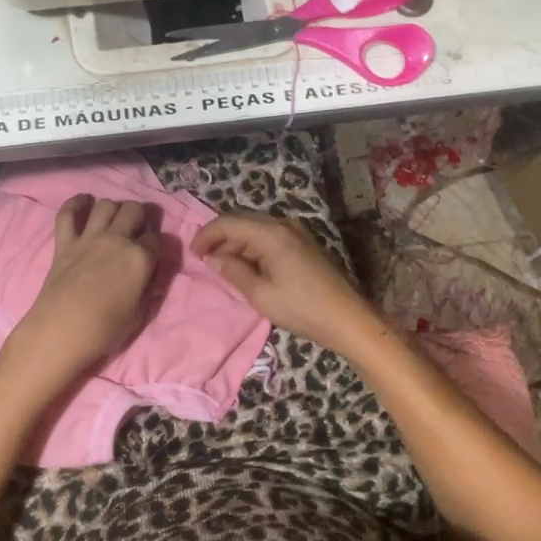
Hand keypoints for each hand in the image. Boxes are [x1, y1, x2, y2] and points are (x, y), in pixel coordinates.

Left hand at [5, 195, 164, 383]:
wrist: (61, 332)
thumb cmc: (105, 330)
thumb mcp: (139, 315)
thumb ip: (148, 289)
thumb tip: (153, 276)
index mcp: (140, 258)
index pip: (158, 239)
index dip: (159, 244)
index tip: (155, 252)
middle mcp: (117, 240)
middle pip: (134, 210)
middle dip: (141, 215)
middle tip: (137, 229)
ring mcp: (89, 238)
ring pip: (106, 205)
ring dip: (114, 208)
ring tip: (114, 220)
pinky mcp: (64, 243)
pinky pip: (67, 214)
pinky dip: (75, 203)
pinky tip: (83, 201)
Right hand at [192, 213, 380, 353]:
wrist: (348, 319)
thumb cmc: (302, 309)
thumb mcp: (261, 295)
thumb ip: (234, 272)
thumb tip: (215, 259)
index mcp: (271, 234)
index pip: (228, 223)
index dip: (206, 235)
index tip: (193, 253)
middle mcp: (283, 225)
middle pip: (241, 221)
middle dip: (219, 238)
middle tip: (204, 259)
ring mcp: (295, 232)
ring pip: (255, 229)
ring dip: (235, 243)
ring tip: (221, 265)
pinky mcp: (302, 244)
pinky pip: (268, 237)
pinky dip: (251, 247)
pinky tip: (245, 265)